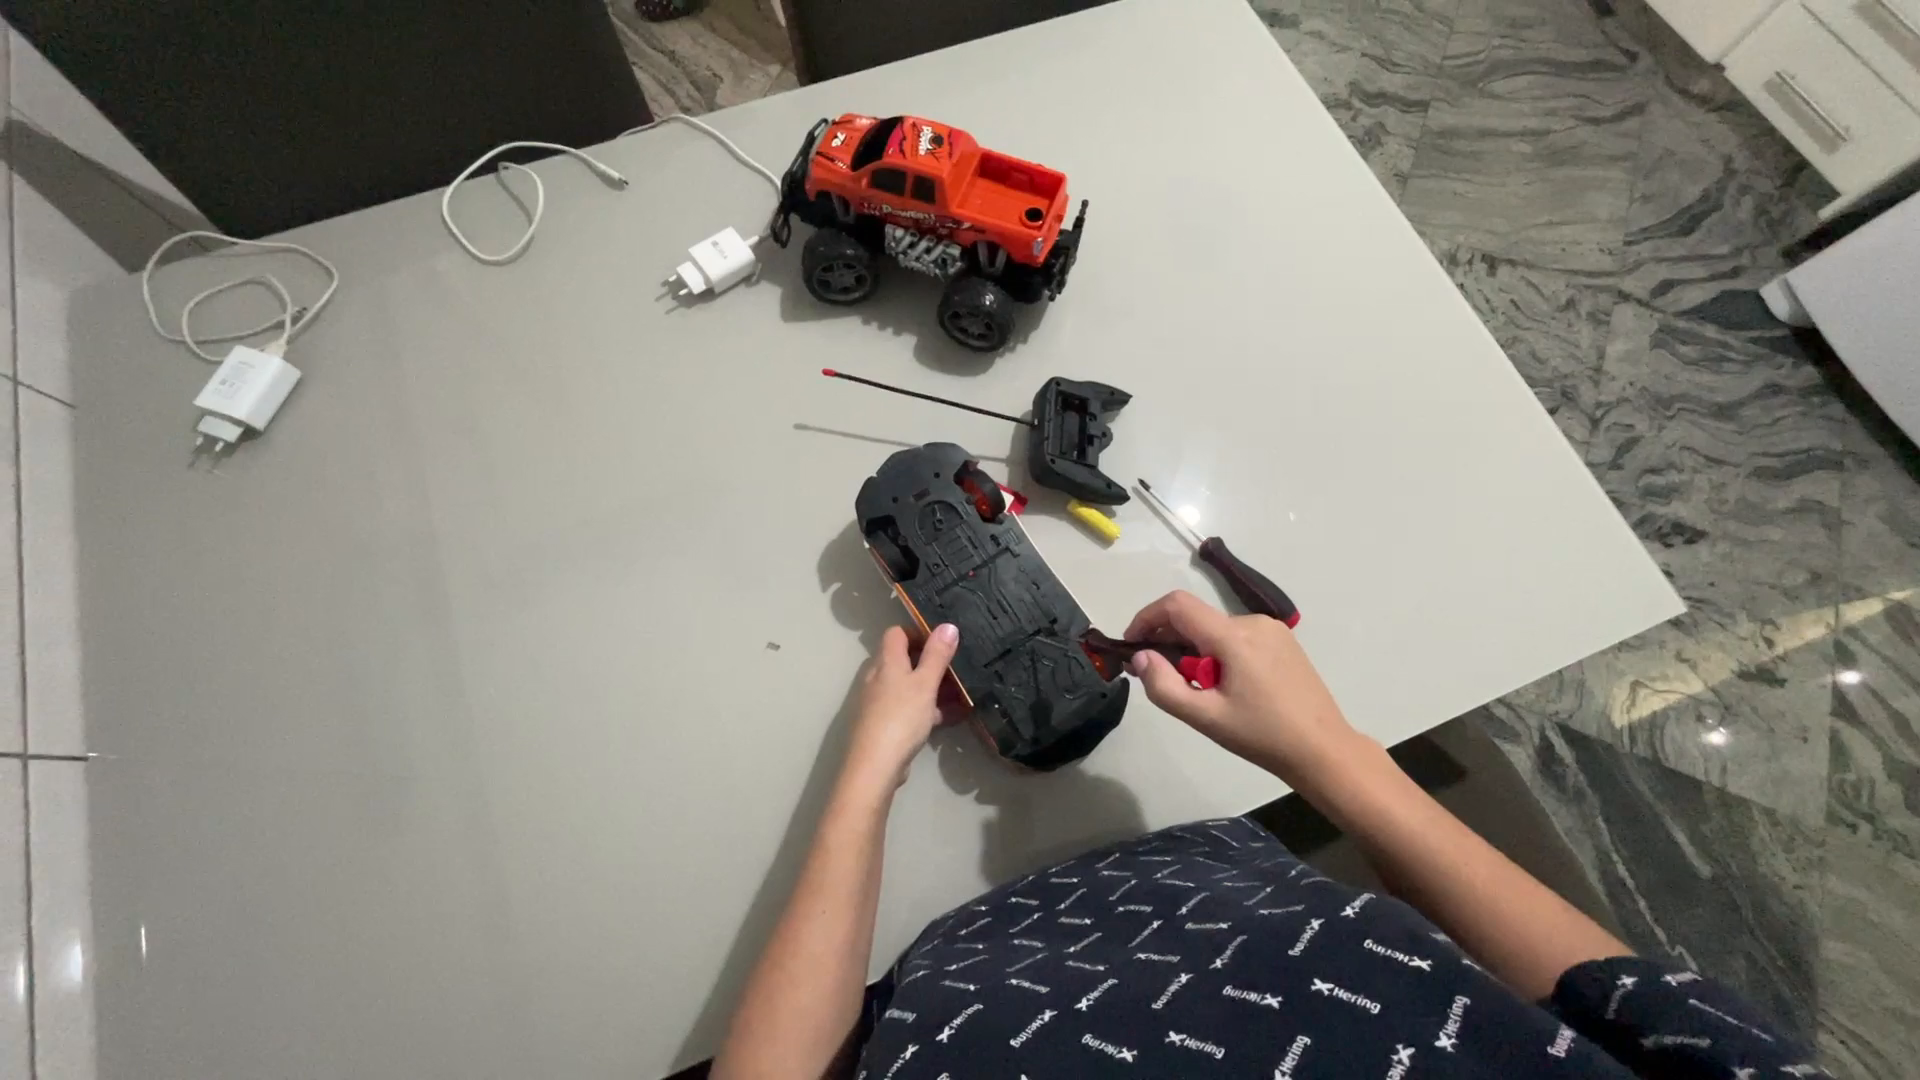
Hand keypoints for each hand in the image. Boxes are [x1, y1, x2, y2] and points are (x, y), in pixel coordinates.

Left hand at [844, 622, 960, 789]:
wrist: (875, 765)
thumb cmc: (901, 717)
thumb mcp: (925, 684)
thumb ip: (937, 655)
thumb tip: (947, 625)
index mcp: (886, 662)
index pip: (897, 633)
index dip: (918, 633)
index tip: (942, 643)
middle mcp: (879, 678)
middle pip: (904, 660)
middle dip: (930, 663)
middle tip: (956, 669)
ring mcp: (880, 702)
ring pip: (909, 687)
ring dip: (933, 688)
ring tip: (961, 694)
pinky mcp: (885, 724)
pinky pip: (910, 708)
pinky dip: (929, 709)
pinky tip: (952, 718)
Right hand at [1124, 591, 1358, 779]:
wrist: (1324, 751)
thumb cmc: (1262, 736)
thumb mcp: (1205, 717)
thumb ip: (1164, 686)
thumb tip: (1140, 657)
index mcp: (1233, 636)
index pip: (1176, 605)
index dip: (1146, 618)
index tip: (1132, 646)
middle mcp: (1252, 622)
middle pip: (1195, 618)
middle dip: (1169, 642)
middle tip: (1158, 677)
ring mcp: (1271, 629)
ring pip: (1214, 629)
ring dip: (1194, 651)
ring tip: (1199, 691)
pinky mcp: (1282, 641)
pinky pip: (1236, 636)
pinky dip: (1218, 652)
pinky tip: (1225, 686)